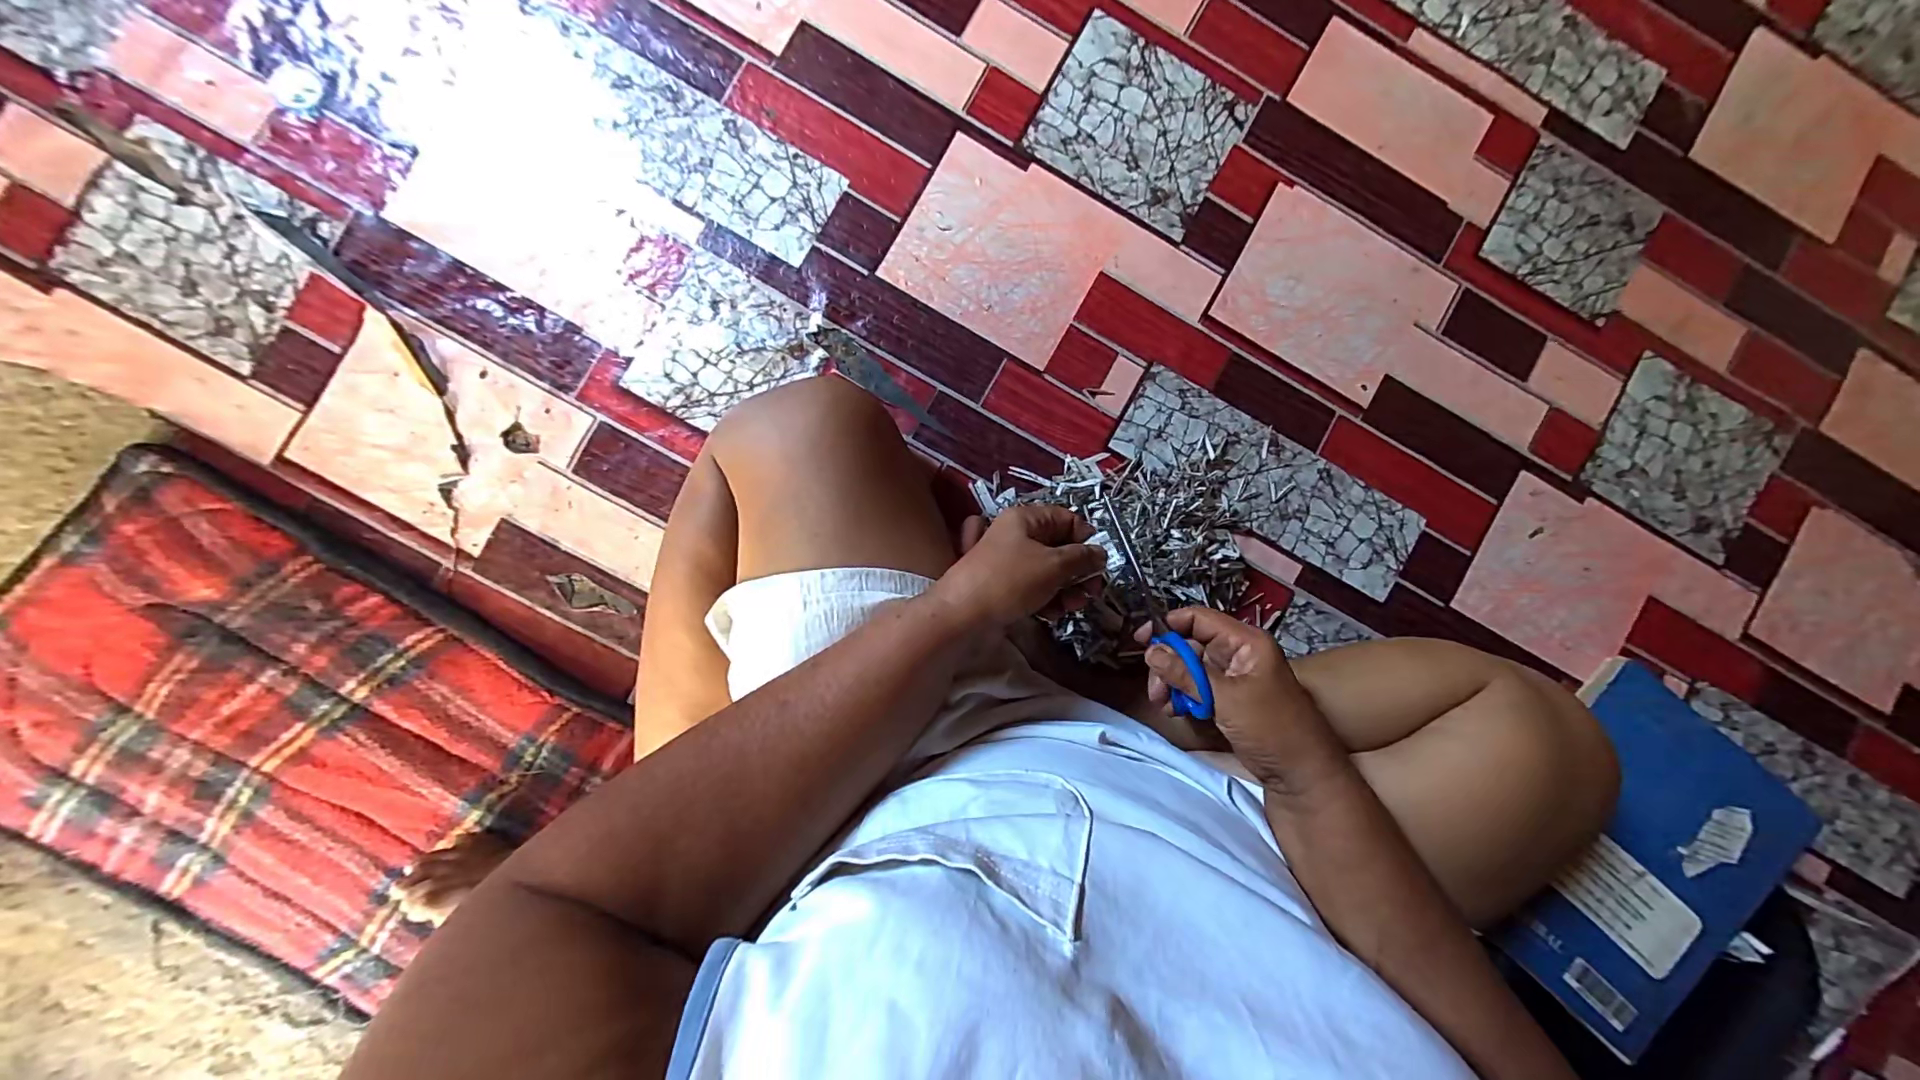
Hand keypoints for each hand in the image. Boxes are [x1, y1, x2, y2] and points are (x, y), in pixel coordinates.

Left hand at [928, 505, 1105, 630]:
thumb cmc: (1009, 582)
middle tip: (1090, 591)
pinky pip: (1034, 588)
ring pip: (1049, 571)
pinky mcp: (1004, 587)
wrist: (962, 616)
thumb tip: (1100, 554)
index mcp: (1025, 519)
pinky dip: (1047, 599)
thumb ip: (1082, 558)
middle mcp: (1016, 536)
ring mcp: (1008, 563)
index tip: (1098, 563)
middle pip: (1060, 547)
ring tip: (1071, 606)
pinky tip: (1052, 614)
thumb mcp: (1053, 565)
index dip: (1086, 539)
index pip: (1067, 519)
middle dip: (1078, 570)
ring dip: (1065, 589)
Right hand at [1136, 607, 1346, 789]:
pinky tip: (1176, 710)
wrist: (1301, 776)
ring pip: (1190, 667)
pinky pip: (1197, 688)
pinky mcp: (1228, 698)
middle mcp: (1238, 653)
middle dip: (1168, 664)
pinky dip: (1183, 696)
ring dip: (1172, 683)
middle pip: (1190, 644)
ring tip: (1165, 704)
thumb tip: (1151, 651)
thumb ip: (1186, 673)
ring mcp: (1233, 677)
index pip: (1199, 619)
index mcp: (1245, 642)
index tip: (1141, 640)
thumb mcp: (1225, 698)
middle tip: (1155, 689)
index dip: (1168, 625)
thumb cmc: (1272, 729)